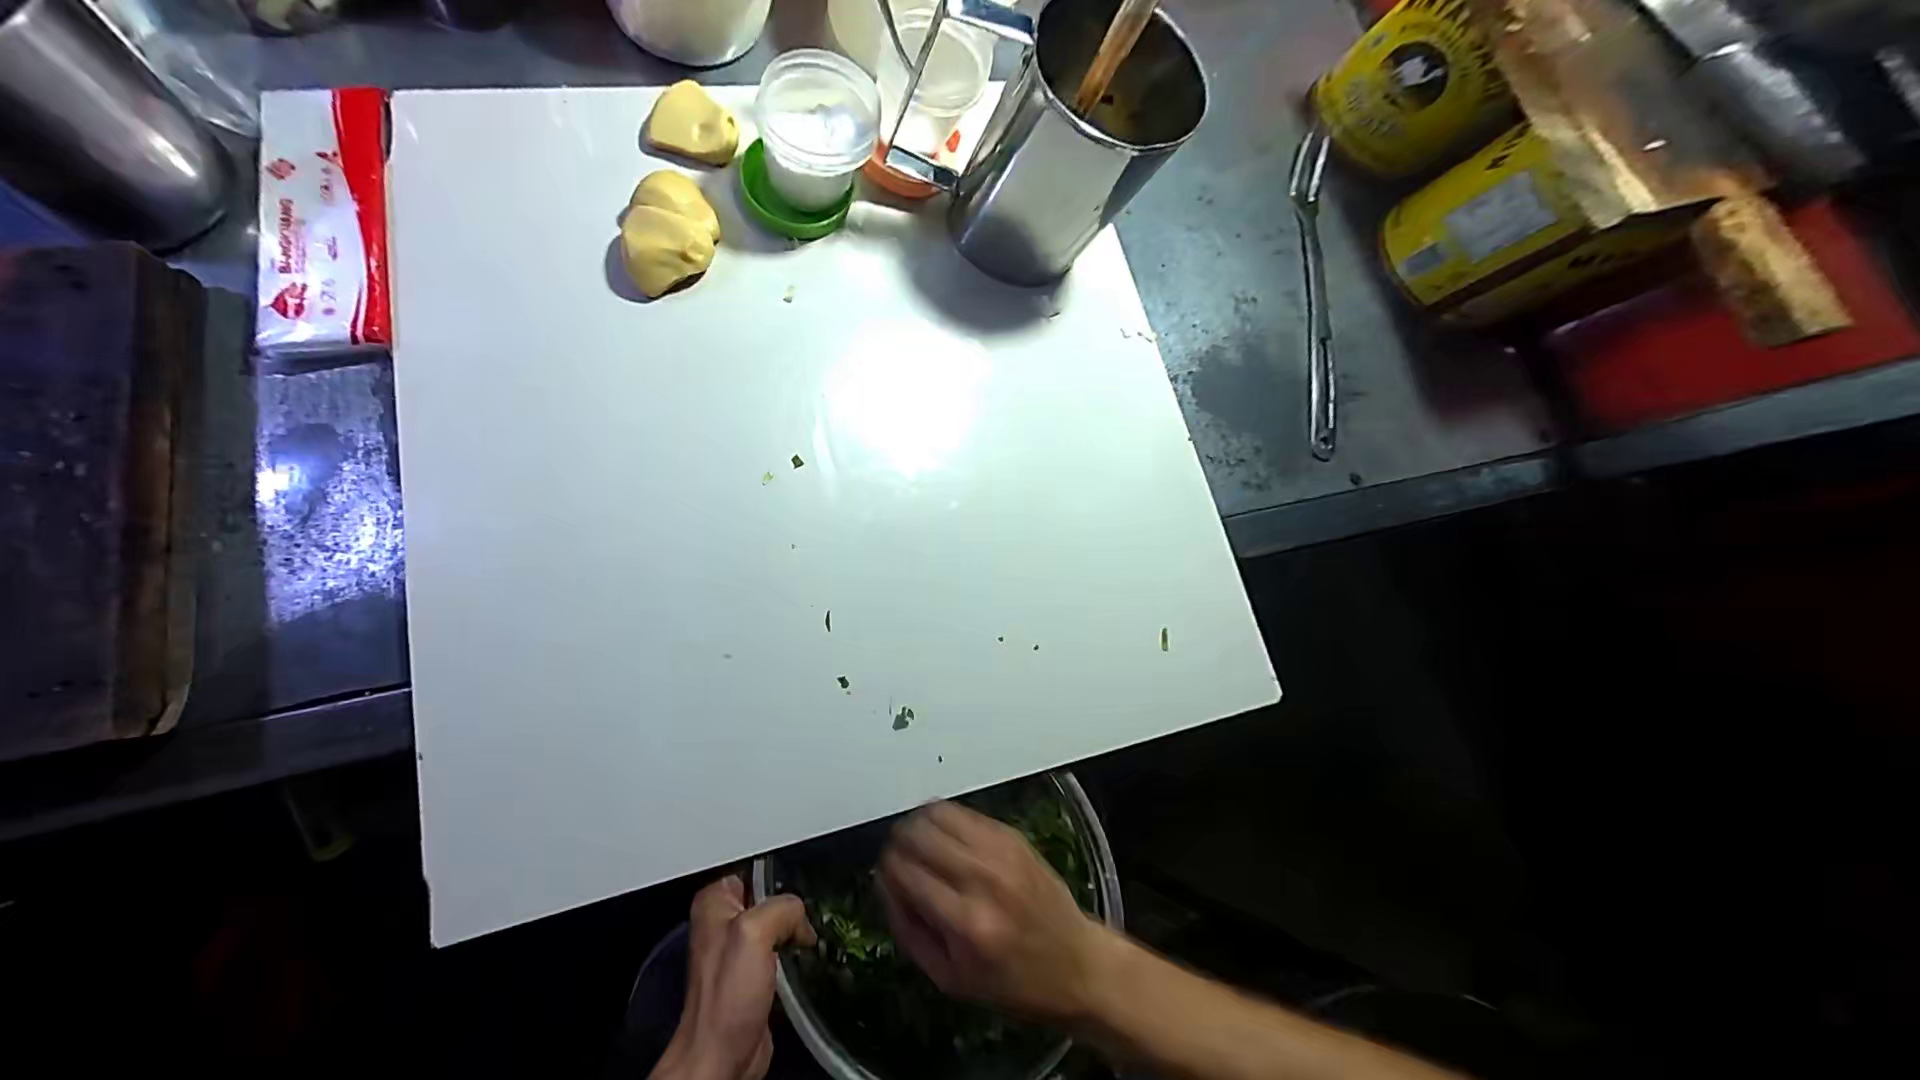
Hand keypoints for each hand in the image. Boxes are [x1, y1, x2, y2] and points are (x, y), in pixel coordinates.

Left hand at [652, 874, 815, 1079]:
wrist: (722, 1058)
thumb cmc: (726, 999)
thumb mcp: (755, 932)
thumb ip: (783, 907)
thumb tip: (800, 918)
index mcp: (716, 900)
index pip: (754, 864)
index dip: (779, 870)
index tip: (800, 877)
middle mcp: (725, 919)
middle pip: (771, 891)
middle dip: (792, 901)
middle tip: (805, 913)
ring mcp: (741, 946)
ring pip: (781, 918)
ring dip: (797, 927)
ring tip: (808, 932)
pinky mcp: (756, 970)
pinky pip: (784, 944)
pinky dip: (797, 947)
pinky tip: (807, 951)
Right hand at [878, 800, 1113, 1025]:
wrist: (1077, 964)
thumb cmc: (1012, 982)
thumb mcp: (950, 978)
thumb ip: (908, 930)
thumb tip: (883, 884)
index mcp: (964, 922)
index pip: (905, 871)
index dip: (886, 868)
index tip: (884, 874)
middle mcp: (981, 878)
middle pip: (918, 835)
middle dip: (898, 842)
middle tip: (898, 856)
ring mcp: (1000, 852)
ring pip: (938, 814)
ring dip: (918, 824)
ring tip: (917, 841)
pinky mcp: (1013, 835)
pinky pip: (964, 811)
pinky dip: (945, 818)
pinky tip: (944, 835)